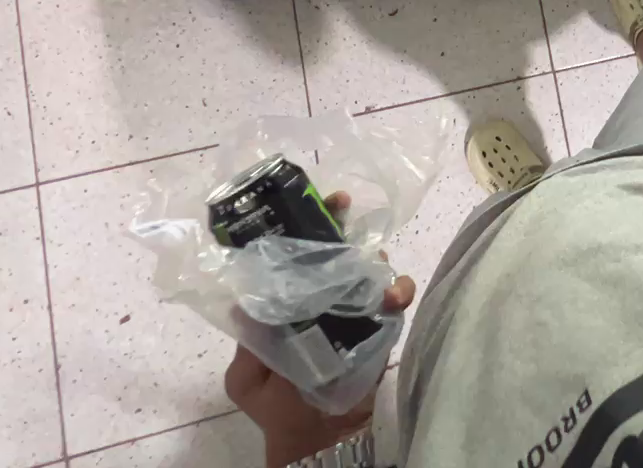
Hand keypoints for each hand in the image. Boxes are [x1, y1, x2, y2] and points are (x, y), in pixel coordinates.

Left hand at [223, 192, 416, 466]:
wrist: (320, 437)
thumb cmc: (280, 403)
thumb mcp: (250, 375)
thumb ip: (251, 338)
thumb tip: (244, 297)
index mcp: (291, 302)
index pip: (298, 256)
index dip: (305, 226)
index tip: (309, 205)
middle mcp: (325, 295)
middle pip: (336, 251)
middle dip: (342, 225)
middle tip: (346, 208)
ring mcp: (357, 305)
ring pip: (370, 265)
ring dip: (374, 258)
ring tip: (375, 262)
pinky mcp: (383, 320)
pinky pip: (397, 294)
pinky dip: (399, 289)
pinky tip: (394, 296)